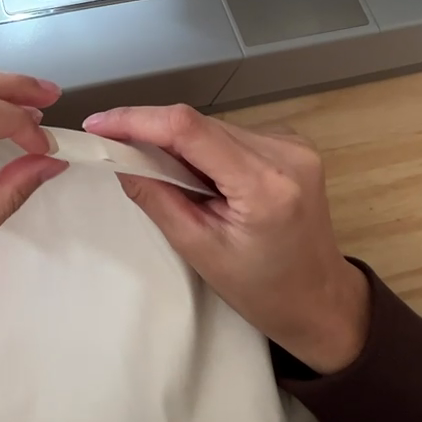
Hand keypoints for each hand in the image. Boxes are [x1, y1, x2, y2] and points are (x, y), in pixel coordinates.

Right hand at [84, 105, 369, 373]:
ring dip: (177, 142)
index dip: (136, 119)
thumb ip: (156, 198)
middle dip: (151, 133)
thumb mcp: (199, 250)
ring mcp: (292, 143)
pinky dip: (202, 147)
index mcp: (264, 185)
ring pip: (211, 125)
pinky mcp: (290, 143)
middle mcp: (283, 152)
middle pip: (198, 124)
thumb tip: (118, 159)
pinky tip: (200, 176)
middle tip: (117, 152)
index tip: (98, 125)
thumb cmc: (263, 290)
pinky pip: (228, 133)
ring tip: (166, 176)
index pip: (188, 128)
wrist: (322, 302)